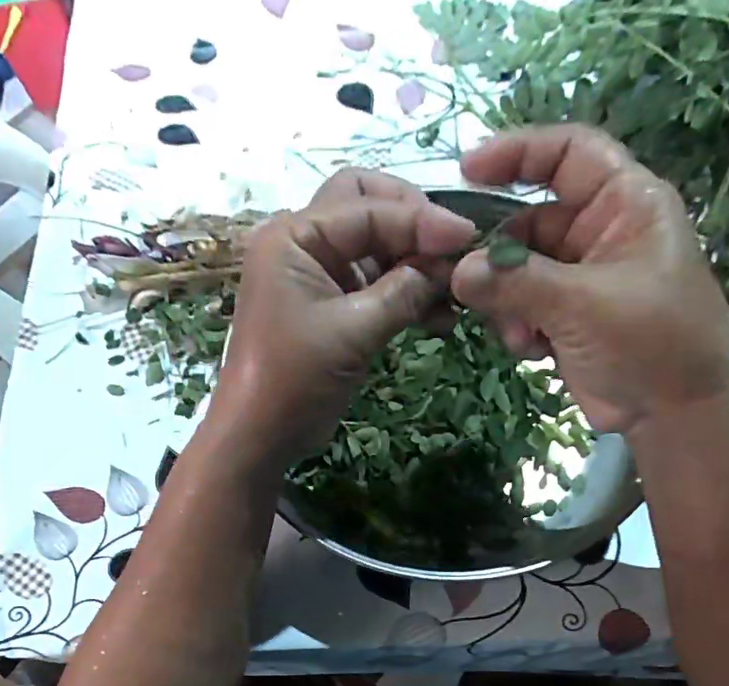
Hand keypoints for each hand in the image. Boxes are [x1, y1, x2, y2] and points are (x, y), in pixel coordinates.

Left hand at [213, 170, 475, 464]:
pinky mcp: (335, 308)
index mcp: (295, 236)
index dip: (421, 219)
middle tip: (452, 252)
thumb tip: (450, 267)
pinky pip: (378, 286)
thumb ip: (403, 292)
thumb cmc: (293, 379)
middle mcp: (306, 244)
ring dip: (416, 265)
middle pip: (368, 207)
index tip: (468, 237)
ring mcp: (320, 276)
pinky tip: (440, 317)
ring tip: (454, 294)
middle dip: (413, 224)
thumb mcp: (353, 332)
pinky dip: (408, 295)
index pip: (367, 208)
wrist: (260, 435)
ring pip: (378, 249)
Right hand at [450, 126, 728, 434]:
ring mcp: (583, 278)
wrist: (676, 415)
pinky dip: (517, 325)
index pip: (570, 153)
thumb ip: (518, 283)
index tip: (467, 170)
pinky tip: (529, 349)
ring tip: (519, 334)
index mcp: (626, 204)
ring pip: (520, 269)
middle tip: (470, 284)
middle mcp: (602, 233)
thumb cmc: (651, 343)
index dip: (519, 152)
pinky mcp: (568, 318)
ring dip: (508, 300)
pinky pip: (524, 306)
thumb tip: (457, 272)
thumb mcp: (584, 305)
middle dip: (501, 254)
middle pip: (532, 220)